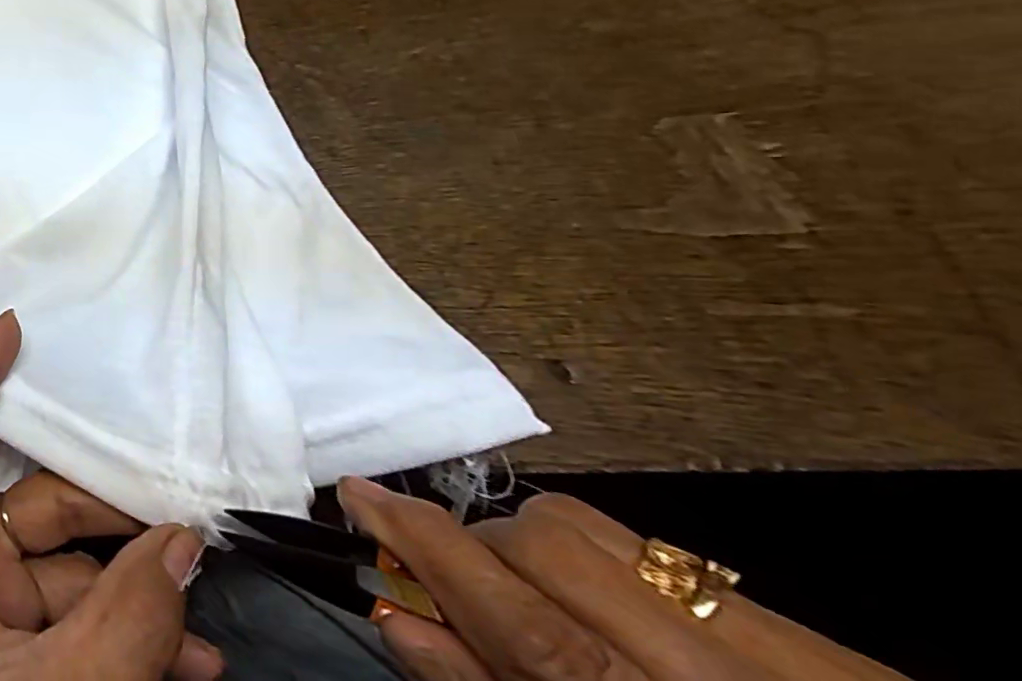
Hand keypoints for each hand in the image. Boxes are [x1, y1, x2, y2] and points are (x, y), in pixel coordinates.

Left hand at [0, 311, 224, 679]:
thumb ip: (127, 615)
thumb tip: (186, 541)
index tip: (11, 322)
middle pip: (33, 501)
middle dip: (109, 505)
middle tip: (175, 497)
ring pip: (67, 557)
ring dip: (136, 574)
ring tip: (200, 587)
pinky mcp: (8, 638)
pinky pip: (77, 607)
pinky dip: (128, 620)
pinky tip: (188, 654)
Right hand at [336, 477, 907, 680]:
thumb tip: (400, 620)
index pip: (532, 630)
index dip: (431, 553)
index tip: (358, 494)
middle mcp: (731, 673)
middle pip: (556, 549)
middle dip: (474, 548)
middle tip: (441, 581)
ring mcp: (780, 644)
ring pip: (597, 529)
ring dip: (522, 543)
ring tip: (514, 590)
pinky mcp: (799, 627)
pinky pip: (648, 545)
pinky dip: (585, 553)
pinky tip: (585, 595)